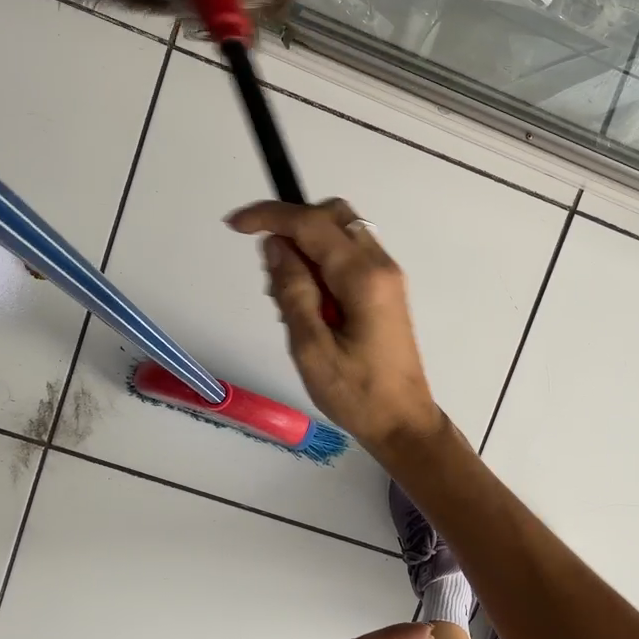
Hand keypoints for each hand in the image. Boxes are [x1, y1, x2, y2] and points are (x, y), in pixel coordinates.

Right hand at [227, 199, 448, 455]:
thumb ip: (292, 291)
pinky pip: (349, 259)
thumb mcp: (311, 347)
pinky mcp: (385, 293)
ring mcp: (387, 279)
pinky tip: (308, 305)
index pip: (313, 223)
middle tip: (269, 271)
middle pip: (334, 216)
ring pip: (342, 235)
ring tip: (287, 300)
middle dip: (293, 227)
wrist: (402, 422)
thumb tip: (276, 245)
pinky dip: (323, 265)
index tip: (235, 225)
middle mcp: (381, 268)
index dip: (270, 216)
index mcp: (364, 278)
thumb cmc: (356, 393)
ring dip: (307, 249)